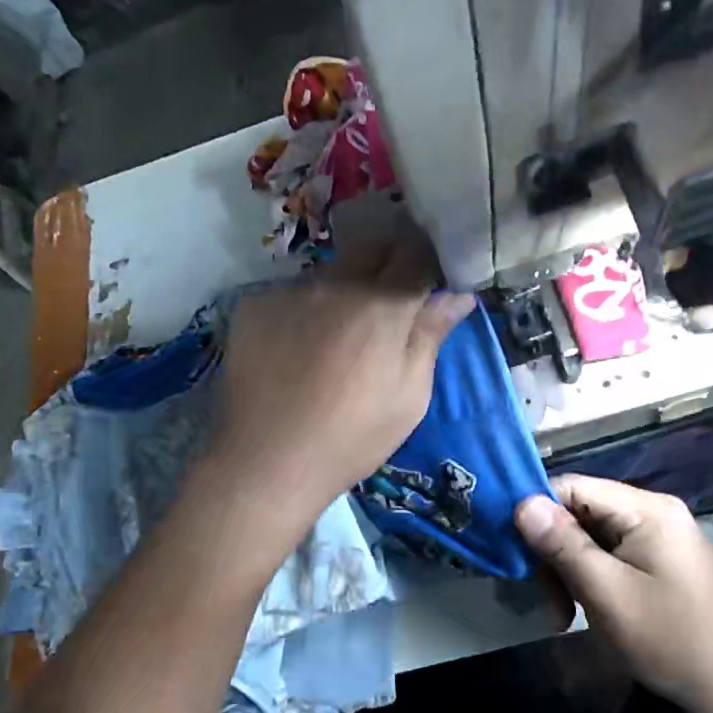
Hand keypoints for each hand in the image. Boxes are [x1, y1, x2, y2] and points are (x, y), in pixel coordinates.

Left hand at [211, 242, 473, 509]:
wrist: (268, 463)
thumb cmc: (354, 437)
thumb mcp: (410, 395)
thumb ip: (431, 336)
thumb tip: (459, 296)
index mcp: (383, 306)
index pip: (415, 254)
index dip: (427, 264)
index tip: (430, 285)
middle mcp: (336, 284)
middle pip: (372, 249)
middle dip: (389, 265)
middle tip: (390, 308)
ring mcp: (289, 292)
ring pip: (331, 272)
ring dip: (346, 290)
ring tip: (340, 338)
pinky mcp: (254, 307)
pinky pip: (292, 294)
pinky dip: (307, 310)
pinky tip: (299, 350)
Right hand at [514, 475, 712, 712]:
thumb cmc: (668, 639)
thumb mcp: (606, 592)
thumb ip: (563, 544)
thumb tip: (522, 502)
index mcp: (647, 508)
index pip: (573, 486)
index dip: (536, 511)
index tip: (512, 550)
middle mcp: (654, 510)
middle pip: (581, 511)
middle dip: (554, 551)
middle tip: (543, 598)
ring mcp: (659, 535)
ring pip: (591, 536)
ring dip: (568, 571)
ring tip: (561, 615)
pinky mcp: (659, 558)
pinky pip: (610, 554)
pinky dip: (589, 578)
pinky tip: (581, 610)